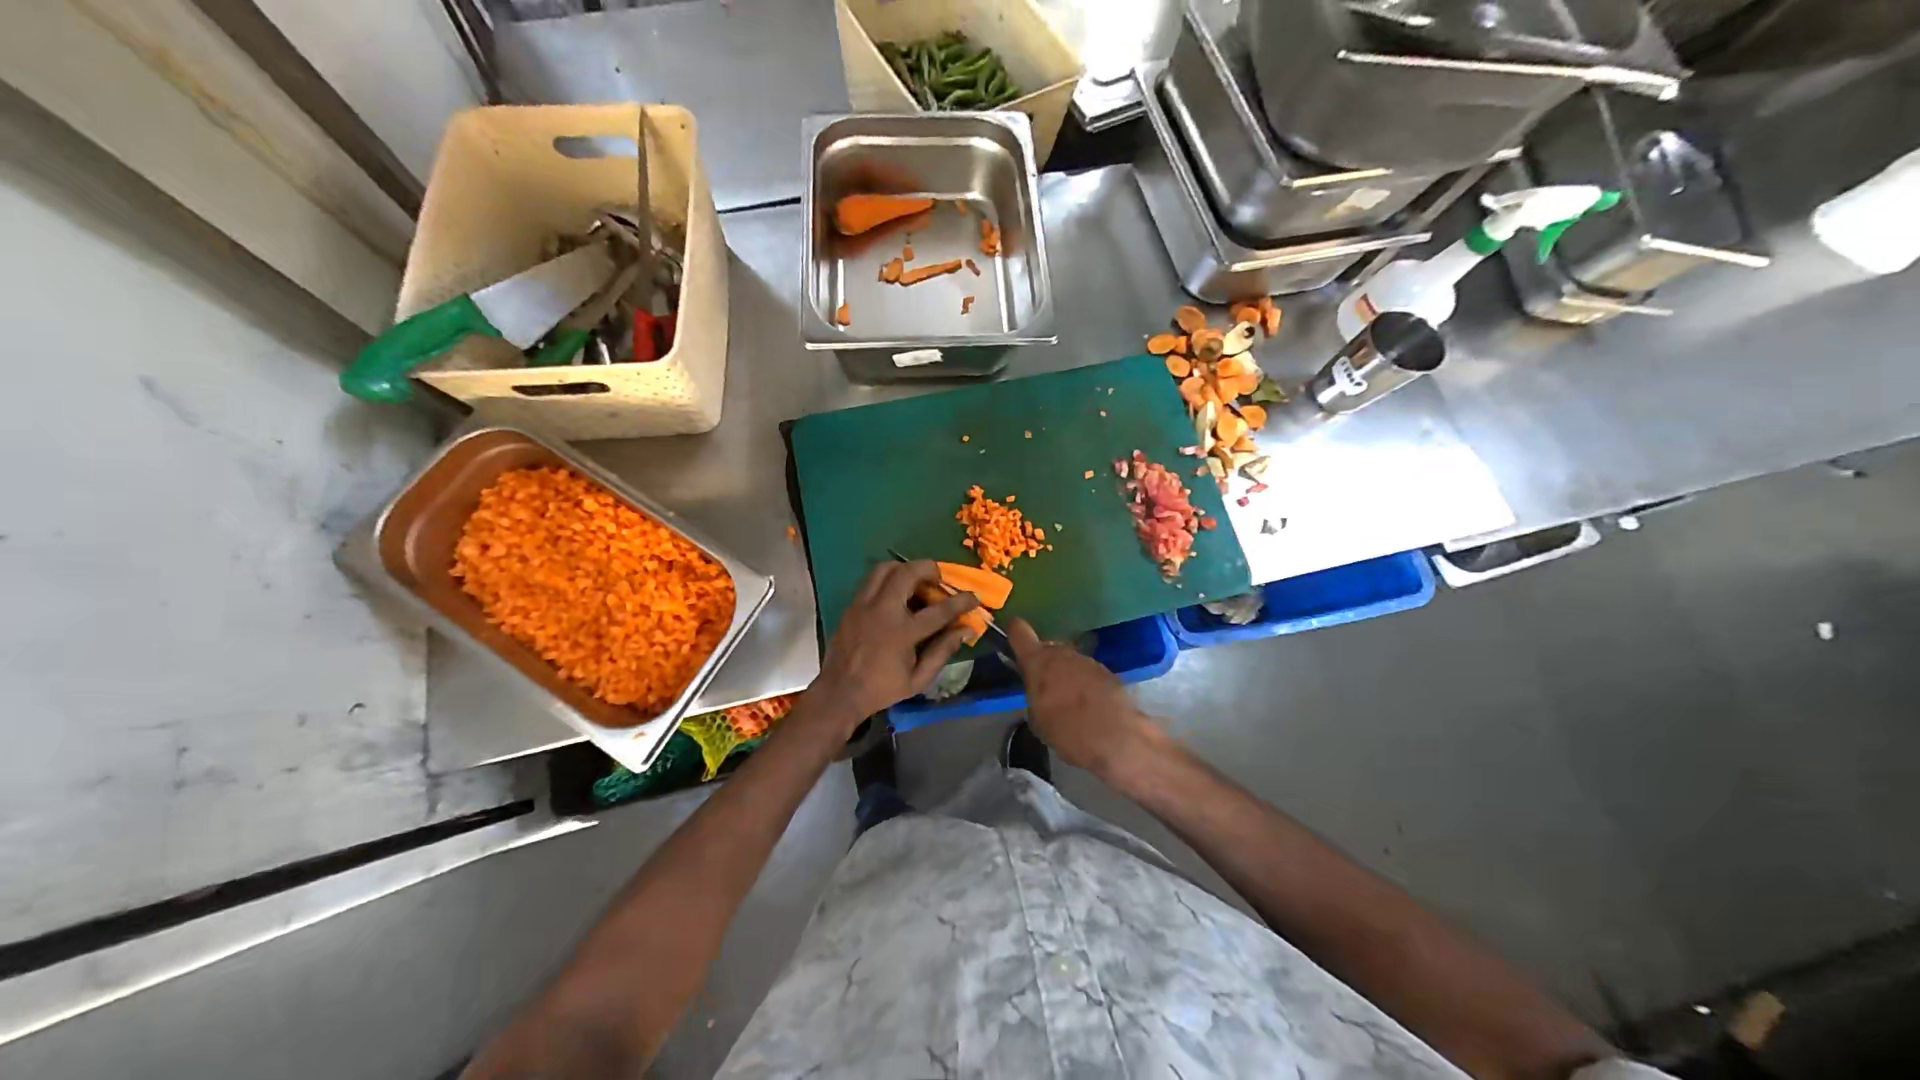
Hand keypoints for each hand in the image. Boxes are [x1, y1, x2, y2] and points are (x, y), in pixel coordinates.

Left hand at [810, 561, 979, 725]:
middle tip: (939, 579)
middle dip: (929, 569)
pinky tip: (896, 592)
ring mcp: (863, 604)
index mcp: (902, 633)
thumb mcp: (918, 679)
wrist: (839, 692)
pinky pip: (871, 579)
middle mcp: (882, 610)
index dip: (961, 601)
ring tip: (916, 580)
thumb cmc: (882, 689)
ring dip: (905, 568)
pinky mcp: (852, 605)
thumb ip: (943, 651)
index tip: (973, 597)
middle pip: (908, 573)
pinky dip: (888, 578)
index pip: (939, 610)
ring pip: (885, 568)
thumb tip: (966, 630)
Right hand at [1007, 618, 1157, 775]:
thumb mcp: (1037, 719)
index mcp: (1038, 661)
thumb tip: (1040, 696)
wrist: (1114, 737)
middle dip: (1046, 663)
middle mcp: (1063, 653)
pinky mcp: (1109, 673)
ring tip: (1069, 701)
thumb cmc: (1065, 730)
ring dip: (1068, 674)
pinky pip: (1090, 674)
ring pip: (1071, 661)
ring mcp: (1088, 661)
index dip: (1015, 632)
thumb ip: (1035, 698)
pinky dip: (1087, 685)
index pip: (1020, 633)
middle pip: (1049, 649)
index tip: (1013, 634)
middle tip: (1044, 686)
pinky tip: (1090, 706)